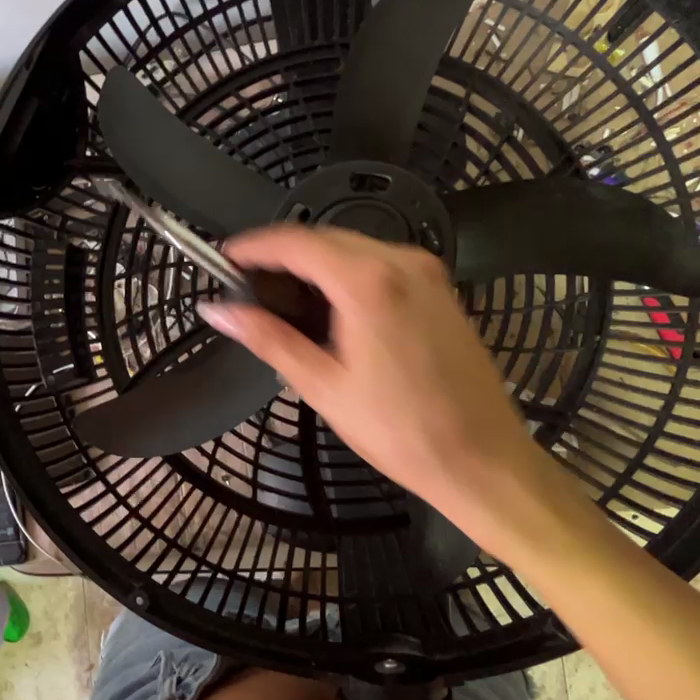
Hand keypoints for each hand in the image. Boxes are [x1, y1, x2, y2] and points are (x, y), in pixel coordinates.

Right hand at [200, 225, 543, 519]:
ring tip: (280, 300)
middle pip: (326, 239)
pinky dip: (346, 276)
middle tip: (245, 286)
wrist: (482, 459)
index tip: (222, 259)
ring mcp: (428, 274)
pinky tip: (328, 310)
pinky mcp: (441, 291)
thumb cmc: (399, 430)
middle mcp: (402, 263)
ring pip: (355, 250)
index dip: (253, 246)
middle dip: (282, 256)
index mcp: (368, 282)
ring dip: (314, 265)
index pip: (297, 242)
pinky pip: (381, 266)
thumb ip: (269, 339)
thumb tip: (217, 311)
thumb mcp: (323, 386)